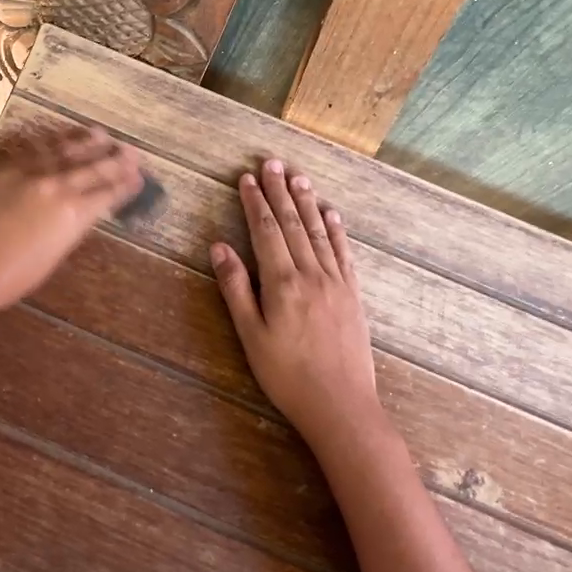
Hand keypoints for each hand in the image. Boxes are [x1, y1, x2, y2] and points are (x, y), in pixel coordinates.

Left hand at [0, 126, 142, 311]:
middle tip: (131, 151)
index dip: (125, 184)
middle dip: (114, 158)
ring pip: (62, 149)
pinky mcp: (1, 165)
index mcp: (72, 214)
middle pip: (91, 167)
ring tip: (100, 133)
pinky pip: (31, 147)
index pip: (106, 194)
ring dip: (84, 141)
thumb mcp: (51, 257)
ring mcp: (26, 171)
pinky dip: (49, 140)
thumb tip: (80, 212)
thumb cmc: (7, 279)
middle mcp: (55, 185)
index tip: (139, 176)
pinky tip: (58, 135)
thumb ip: (69, 228)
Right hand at [211, 159, 379, 439]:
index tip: (246, 178)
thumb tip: (218, 247)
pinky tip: (331, 213)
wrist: (342, 407)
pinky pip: (343, 252)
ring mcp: (336, 282)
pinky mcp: (353, 295)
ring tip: (297, 176)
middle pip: (293, 223)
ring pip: (318, 232)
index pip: (266, 231)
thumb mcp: (250, 336)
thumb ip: (236, 288)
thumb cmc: (287, 376)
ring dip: (306, 201)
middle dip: (280, 191)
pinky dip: (336, 229)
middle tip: (271, 163)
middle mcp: (311, 274)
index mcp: (282, 282)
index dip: (255, 202)